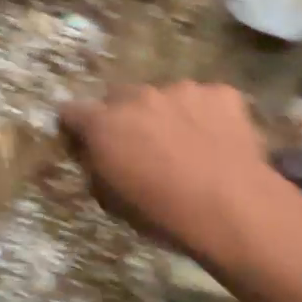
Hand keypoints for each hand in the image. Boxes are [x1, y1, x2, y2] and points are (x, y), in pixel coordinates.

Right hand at [61, 81, 296, 259]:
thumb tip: (94, 154)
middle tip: (140, 146)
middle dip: (123, 117)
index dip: (76, 126)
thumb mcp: (111, 199)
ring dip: (166, 114)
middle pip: (120, 97)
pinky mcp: (221, 93)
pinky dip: (205, 116)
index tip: (83, 139)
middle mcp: (138, 97)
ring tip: (186, 145)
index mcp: (103, 124)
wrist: (228, 206)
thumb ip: (96, 167)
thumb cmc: (160, 212)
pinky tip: (216, 142)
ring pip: (165, 97)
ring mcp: (182, 90)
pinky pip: (205, 100)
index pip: (72, 111)